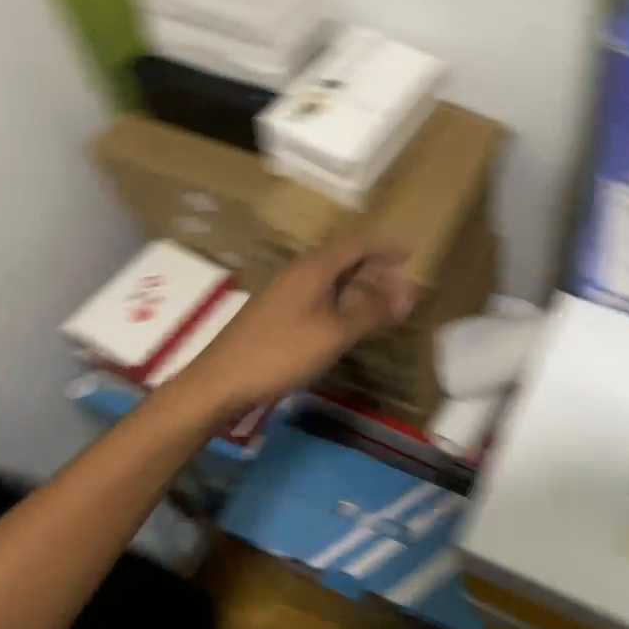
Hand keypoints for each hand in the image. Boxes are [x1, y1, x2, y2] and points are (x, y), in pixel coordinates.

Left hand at [172, 241, 417, 414]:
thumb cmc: (280, 352)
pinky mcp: (276, 312)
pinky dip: (341, 300)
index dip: (386, 249)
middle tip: (402, 284)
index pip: (358, 245)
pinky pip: (318, 294)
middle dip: (375, 269)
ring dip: (358, 286)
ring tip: (381, 303)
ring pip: (330, 278)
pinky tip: (346, 321)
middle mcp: (299, 271)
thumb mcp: (334, 333)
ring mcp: (284, 291)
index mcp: (314, 268)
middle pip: (344, 259)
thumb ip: (372, 311)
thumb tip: (408, 293)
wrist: (218, 382)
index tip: (411, 255)